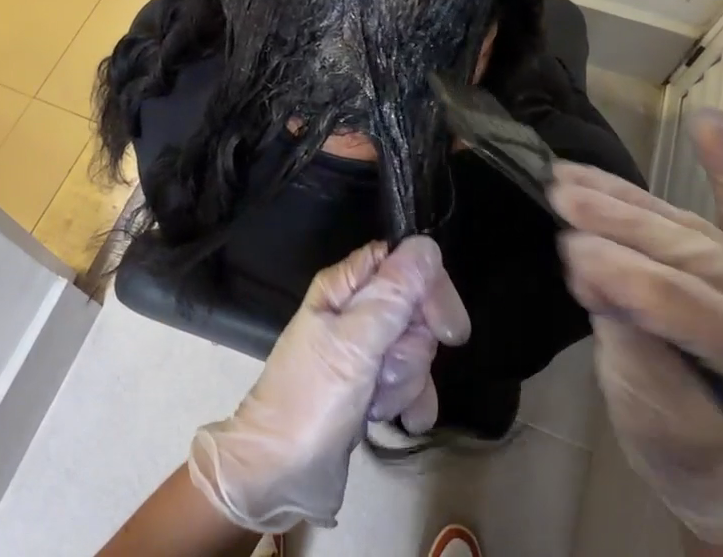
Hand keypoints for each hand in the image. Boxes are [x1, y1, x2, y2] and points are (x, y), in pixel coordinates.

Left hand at [187, 236, 469, 532]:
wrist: (276, 477)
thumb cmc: (308, 403)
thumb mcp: (354, 345)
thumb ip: (392, 295)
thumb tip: (427, 246)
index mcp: (342, 288)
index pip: (404, 263)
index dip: (429, 293)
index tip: (446, 329)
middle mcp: (353, 313)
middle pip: (415, 311)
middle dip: (411, 349)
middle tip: (384, 372)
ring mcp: (361, 353)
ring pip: (415, 349)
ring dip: (406, 382)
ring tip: (376, 403)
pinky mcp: (368, 387)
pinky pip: (410, 383)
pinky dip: (409, 403)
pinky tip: (399, 422)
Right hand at [549, 109, 722, 543]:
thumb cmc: (681, 449)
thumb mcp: (646, 411)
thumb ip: (628, 339)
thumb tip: (589, 268)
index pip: (696, 310)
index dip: (633, 280)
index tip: (569, 252)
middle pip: (697, 255)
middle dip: (625, 223)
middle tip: (563, 195)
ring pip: (697, 229)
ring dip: (632, 197)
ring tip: (573, 175)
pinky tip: (708, 122)